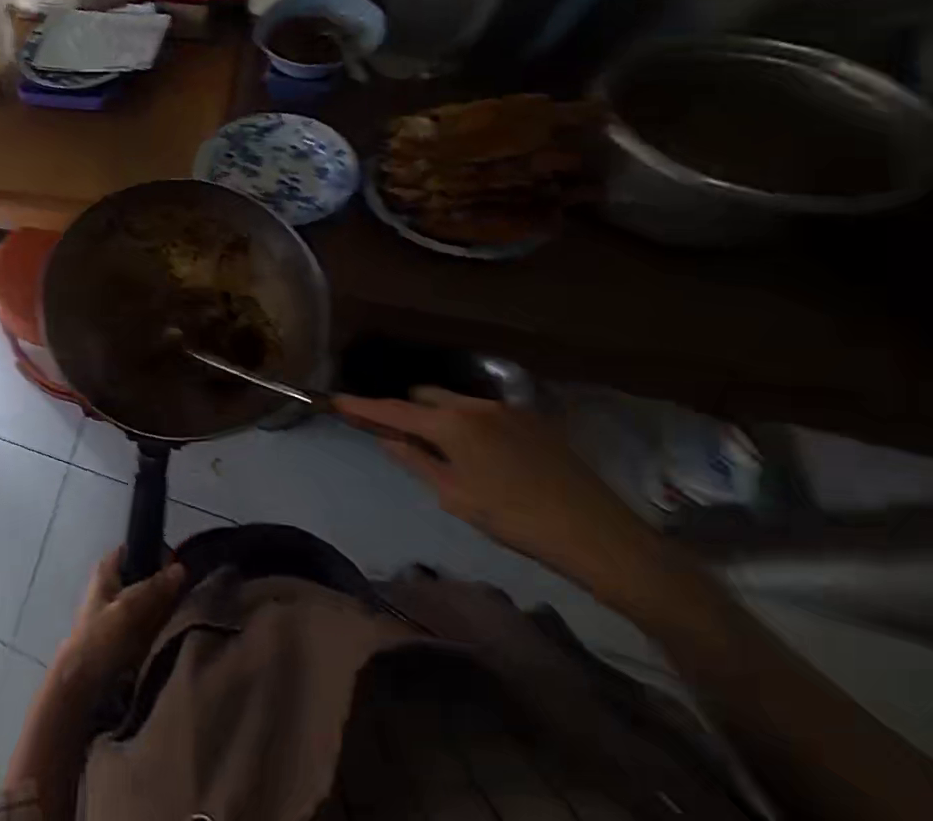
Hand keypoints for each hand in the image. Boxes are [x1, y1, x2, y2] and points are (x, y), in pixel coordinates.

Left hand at [50, 548, 184, 697]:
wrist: (85, 680)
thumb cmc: (102, 638)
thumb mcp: (129, 609)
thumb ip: (154, 588)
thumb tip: (180, 568)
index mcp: (106, 572)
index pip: (131, 550)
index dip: (152, 551)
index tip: (178, 559)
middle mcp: (112, 585)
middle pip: (143, 575)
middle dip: (164, 580)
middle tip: (190, 585)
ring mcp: (120, 609)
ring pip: (149, 597)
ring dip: (165, 601)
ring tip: (188, 603)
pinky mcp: (127, 631)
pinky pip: (150, 619)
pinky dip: (161, 619)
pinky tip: (176, 622)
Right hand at [334, 388, 662, 587]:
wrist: (596, 535)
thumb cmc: (512, 519)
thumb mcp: (452, 495)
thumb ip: (415, 461)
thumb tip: (387, 439)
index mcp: (451, 424)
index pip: (393, 410)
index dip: (362, 407)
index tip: (335, 400)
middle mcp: (476, 406)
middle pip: (424, 396)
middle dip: (404, 409)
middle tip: (391, 433)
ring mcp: (509, 410)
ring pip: (455, 402)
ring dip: (437, 416)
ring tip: (436, 446)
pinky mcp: (534, 422)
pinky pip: (484, 412)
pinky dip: (466, 423)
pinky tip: (476, 452)